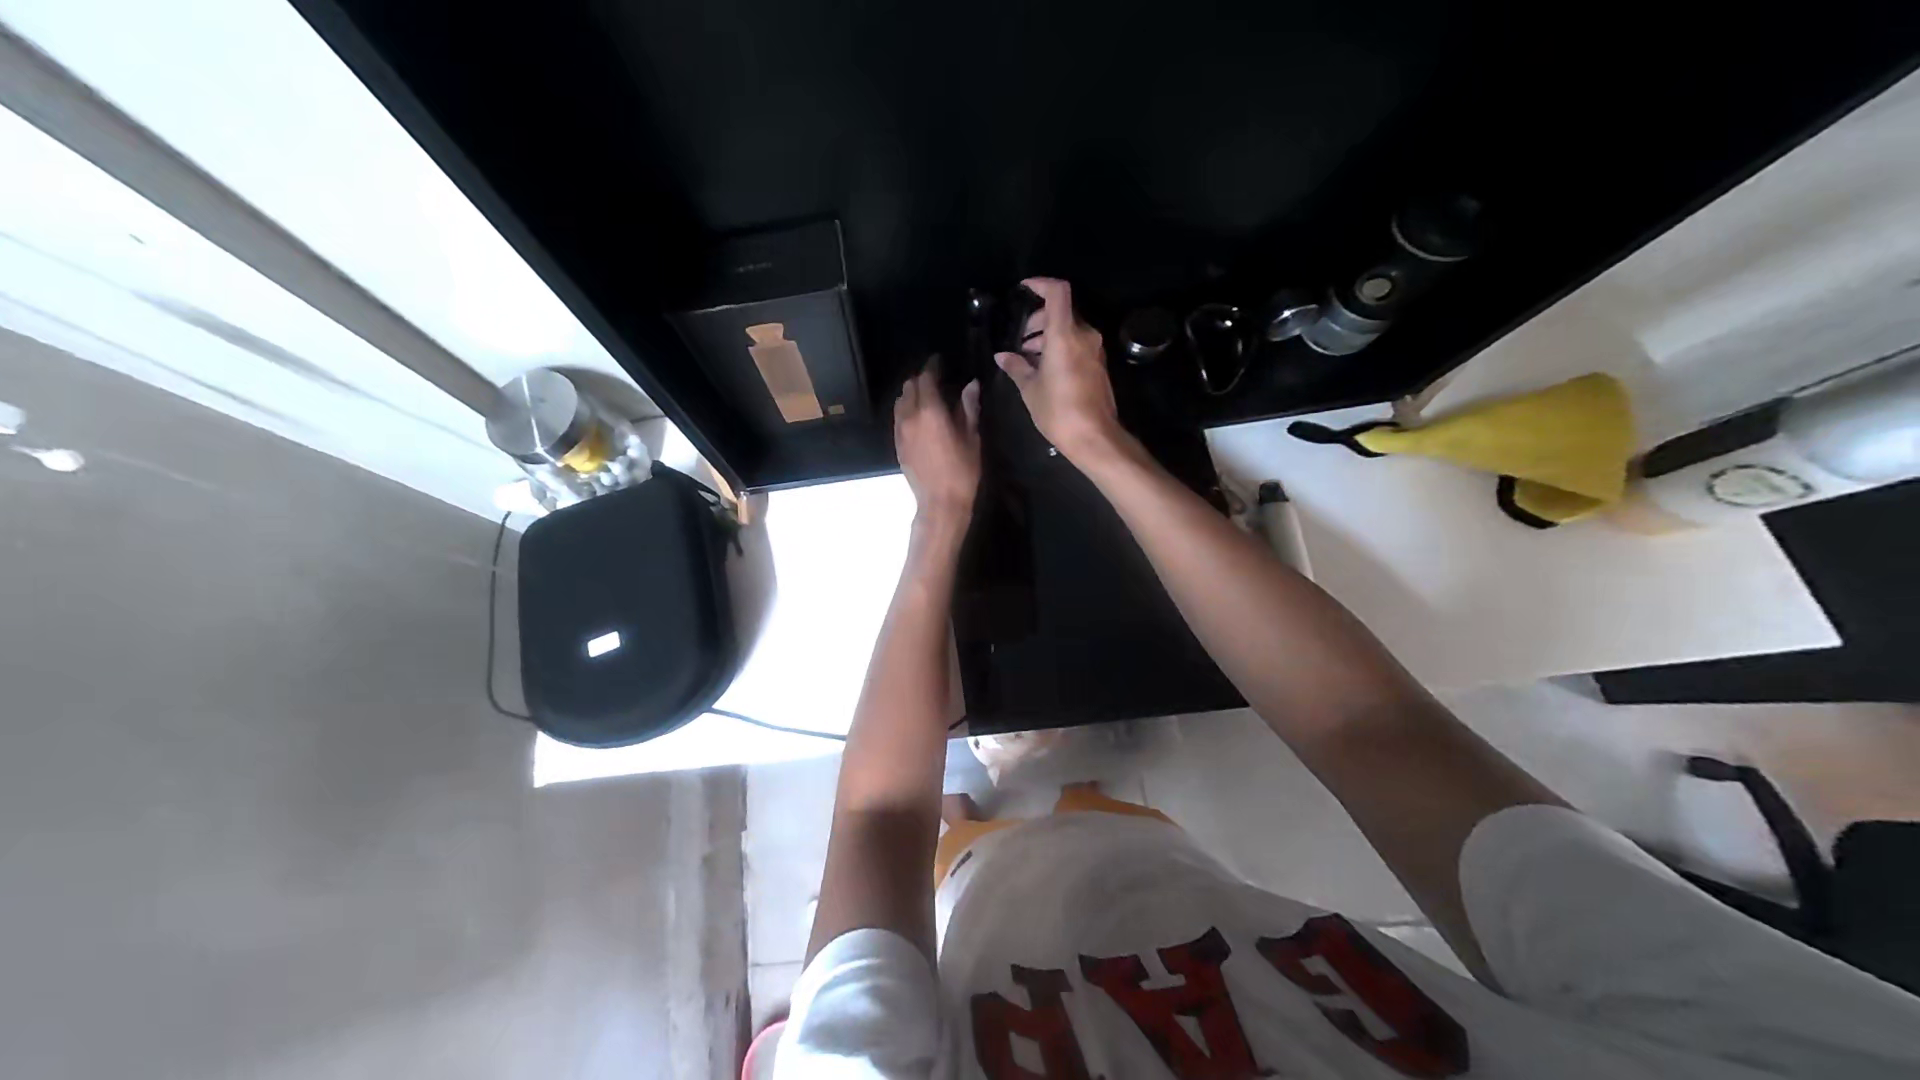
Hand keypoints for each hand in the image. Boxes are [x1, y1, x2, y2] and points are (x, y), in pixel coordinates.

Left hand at [893, 360, 981, 526]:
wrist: (940, 502)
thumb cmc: (962, 470)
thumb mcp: (972, 437)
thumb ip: (968, 408)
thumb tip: (971, 385)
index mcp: (930, 411)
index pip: (926, 378)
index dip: (933, 366)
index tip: (940, 361)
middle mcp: (910, 416)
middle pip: (910, 386)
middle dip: (922, 379)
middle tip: (937, 380)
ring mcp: (900, 431)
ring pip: (901, 401)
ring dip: (912, 394)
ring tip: (928, 398)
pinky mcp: (897, 444)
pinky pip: (899, 418)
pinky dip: (907, 410)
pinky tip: (920, 417)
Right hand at [994, 277, 1127, 463]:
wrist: (1094, 437)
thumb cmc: (1058, 411)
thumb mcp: (1030, 389)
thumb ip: (1017, 367)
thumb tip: (1003, 356)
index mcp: (1065, 335)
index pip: (1057, 292)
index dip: (1040, 284)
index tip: (1023, 289)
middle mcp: (1084, 336)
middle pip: (1061, 311)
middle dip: (1038, 319)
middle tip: (1020, 339)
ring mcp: (1094, 350)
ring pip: (1069, 328)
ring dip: (1048, 335)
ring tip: (1028, 357)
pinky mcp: (1098, 364)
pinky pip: (1077, 344)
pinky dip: (1059, 347)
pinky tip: (1044, 368)